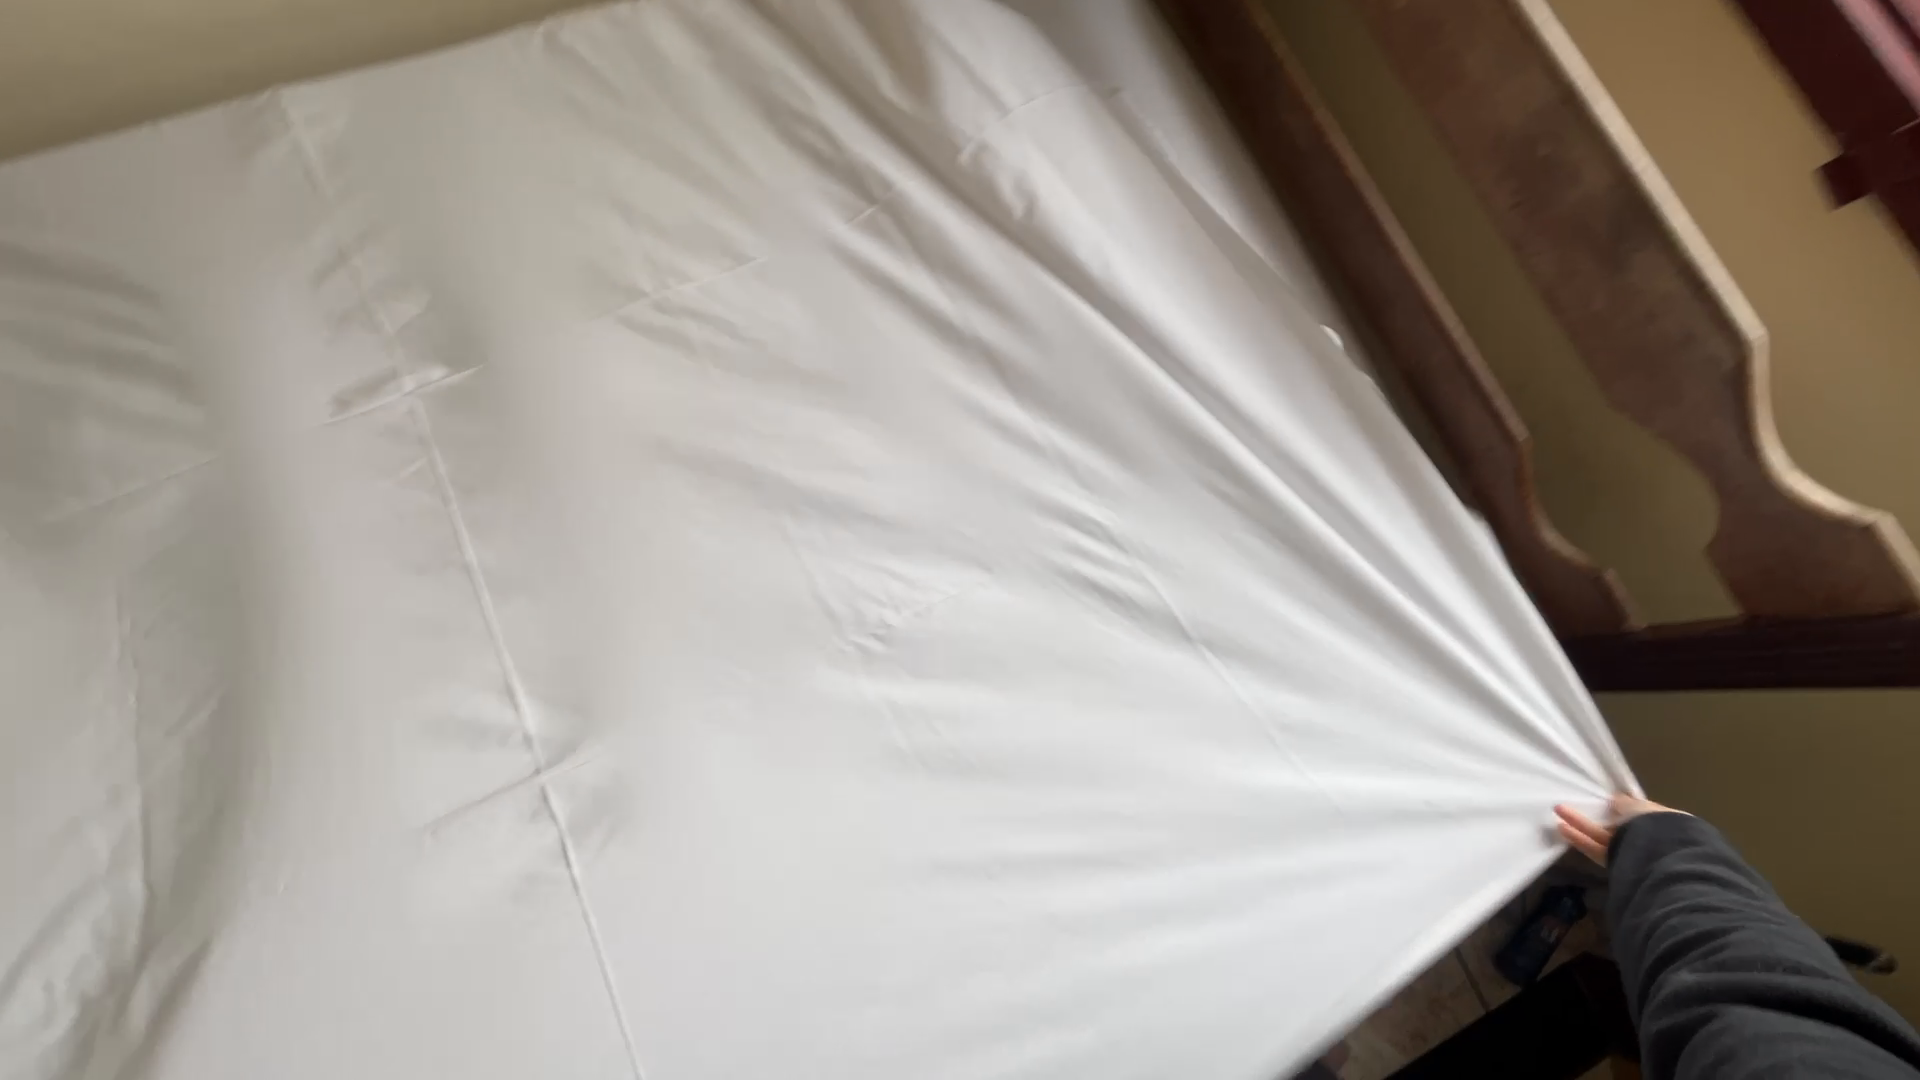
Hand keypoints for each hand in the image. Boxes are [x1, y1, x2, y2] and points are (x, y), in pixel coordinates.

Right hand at [1554, 794, 1682, 865]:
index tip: (1605, 802)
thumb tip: (1616, 800)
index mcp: (1664, 824)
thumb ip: (1624, 803)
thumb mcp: (1638, 806)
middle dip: (1596, 816)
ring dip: (1581, 825)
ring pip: (1604, 838)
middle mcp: (1651, 841)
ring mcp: (1634, 855)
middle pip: (1618, 828)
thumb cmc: (1656, 824)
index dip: (1621, 808)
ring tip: (1558, 811)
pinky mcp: (1618, 866)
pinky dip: (1580, 840)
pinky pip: (1597, 850)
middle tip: (1575, 805)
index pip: (1639, 815)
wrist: (1663, 855)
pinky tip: (1563, 828)